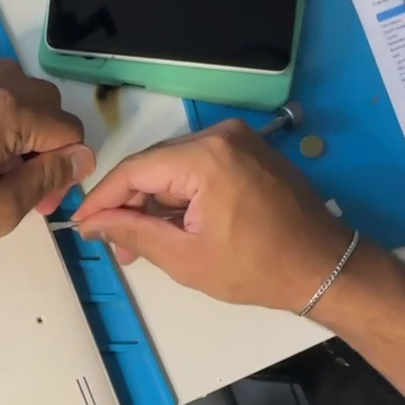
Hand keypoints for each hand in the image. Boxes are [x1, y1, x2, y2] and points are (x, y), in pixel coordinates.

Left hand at [0, 61, 94, 259]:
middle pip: (43, 99)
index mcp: (8, 110)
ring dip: (20, 118)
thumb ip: (46, 180)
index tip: (49, 197)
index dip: (68, 165)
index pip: (67, 127)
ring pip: (10, 83)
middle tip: (29, 186)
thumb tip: (81, 158)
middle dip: (48, 141)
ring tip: (2, 162)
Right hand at [71, 120, 360, 314]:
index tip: (80, 225)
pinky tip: (168, 228)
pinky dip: (178, 198)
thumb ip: (132, 232)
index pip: (133, 170)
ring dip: (152, 205)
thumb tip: (90, 224)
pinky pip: (197, 170)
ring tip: (139, 245)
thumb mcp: (183, 257)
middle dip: (127, 206)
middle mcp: (220, 136)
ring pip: (173, 170)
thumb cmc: (255, 268)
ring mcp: (237, 141)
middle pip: (152, 166)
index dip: (100, 199)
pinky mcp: (248, 153)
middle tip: (112, 245)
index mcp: (204, 157)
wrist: (324, 267)